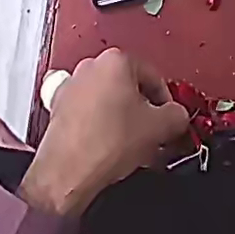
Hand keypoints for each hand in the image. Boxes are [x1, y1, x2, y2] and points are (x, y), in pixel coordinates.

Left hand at [17, 48, 190, 216]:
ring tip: (131, 144)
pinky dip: (98, 124)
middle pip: (129, 86)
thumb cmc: (106, 143)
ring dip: (121, 117)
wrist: (67, 173)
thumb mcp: (161, 126)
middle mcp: (91, 67)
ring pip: (107, 99)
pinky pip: (87, 112)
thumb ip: (178, 114)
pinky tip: (107, 145)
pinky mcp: (57, 109)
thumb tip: (177, 117)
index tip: (169, 119)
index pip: (154, 77)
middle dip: (143, 109)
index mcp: (116, 60)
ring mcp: (70, 87)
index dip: (166, 102)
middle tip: (152, 132)